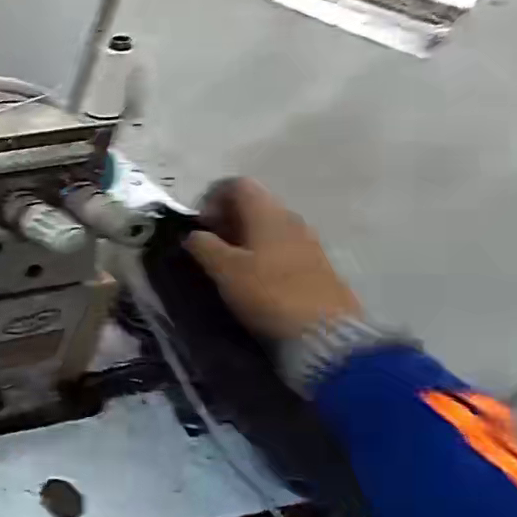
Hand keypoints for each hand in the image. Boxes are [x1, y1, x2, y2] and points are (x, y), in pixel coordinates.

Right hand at [183, 178, 362, 340]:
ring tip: (227, 265)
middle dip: (225, 220)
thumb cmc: (268, 293)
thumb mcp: (225, 270)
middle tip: (207, 247)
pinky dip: (260, 252)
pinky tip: (253, 277)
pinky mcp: (316, 263)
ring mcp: (307, 240)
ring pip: (267, 225)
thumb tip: (192, 234)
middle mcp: (290, 217)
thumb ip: (203, 246)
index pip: (236, 185)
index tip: (198, 227)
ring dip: (242, 238)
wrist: (324, 332)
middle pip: (252, 204)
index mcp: (267, 212)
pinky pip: (281, 244)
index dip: (211, 199)